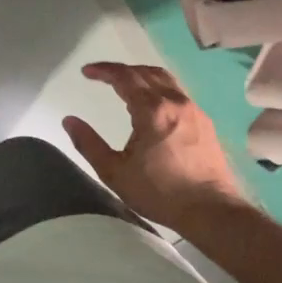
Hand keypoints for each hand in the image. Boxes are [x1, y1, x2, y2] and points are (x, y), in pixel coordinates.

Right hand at [63, 62, 250, 230]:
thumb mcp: (115, 172)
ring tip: (126, 85)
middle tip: (103, 76)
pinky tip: (153, 105)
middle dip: (122, 70)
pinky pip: (178, 93)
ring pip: (166, 80)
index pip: (124, 76)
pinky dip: (159, 88)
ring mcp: (194, 111)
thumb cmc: (160, 192)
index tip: (87, 72)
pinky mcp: (205, 123)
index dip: (103, 70)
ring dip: (142, 76)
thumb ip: (89, 144)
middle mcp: (175, 102)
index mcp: (152, 110)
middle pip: (146, 72)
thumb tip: (69, 121)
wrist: (213, 212)